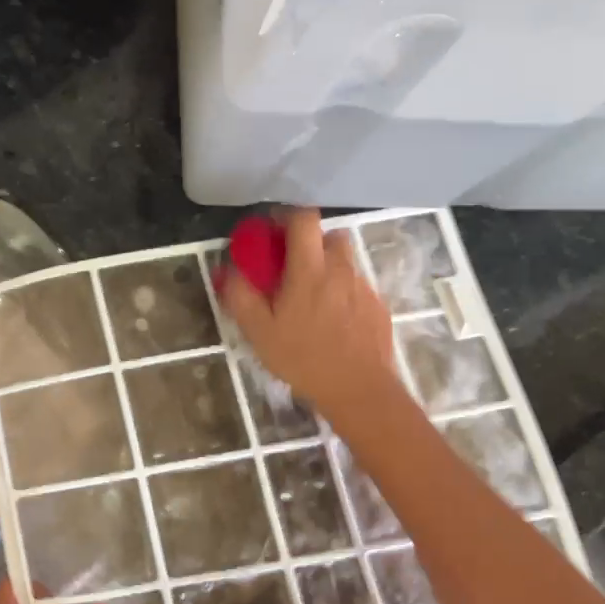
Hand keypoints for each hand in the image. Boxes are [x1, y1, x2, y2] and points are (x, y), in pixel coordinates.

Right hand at [218, 205, 403, 428]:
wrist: (357, 387)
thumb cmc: (302, 358)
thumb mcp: (259, 332)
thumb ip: (240, 296)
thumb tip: (227, 269)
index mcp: (310, 269)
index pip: (304, 219)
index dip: (287, 216)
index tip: (273, 231)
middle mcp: (341, 269)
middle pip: (329, 236)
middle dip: (310, 243)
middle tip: (290, 268)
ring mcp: (363, 286)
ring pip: (344, 262)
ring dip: (327, 269)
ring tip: (311, 300)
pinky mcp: (377, 305)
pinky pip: (356, 287)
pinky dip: (342, 294)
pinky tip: (332, 322)